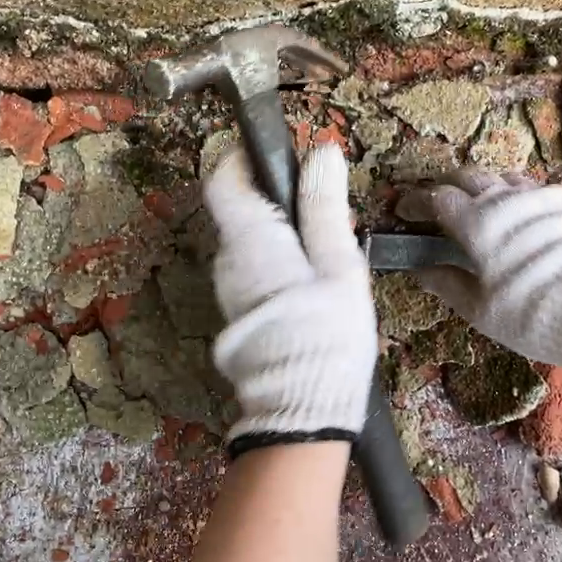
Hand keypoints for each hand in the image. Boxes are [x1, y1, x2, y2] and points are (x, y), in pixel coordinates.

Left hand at [204, 144, 377, 451]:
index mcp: (248, 239)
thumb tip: (322, 152)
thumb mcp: (337, 263)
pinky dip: (280, 261)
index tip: (280, 156)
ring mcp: (228, 288)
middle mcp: (227, 259)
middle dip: (280, 200)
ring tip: (331, 254)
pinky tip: (316, 284)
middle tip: (329, 213)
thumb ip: (325, 207)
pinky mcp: (238, 311)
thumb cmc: (325, 330)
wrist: (301, 409)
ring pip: (252, 240)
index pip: (223, 179)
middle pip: (243, 209)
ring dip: (285, 234)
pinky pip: (255, 268)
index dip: (245, 157)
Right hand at [414, 171, 561, 401]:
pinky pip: (540, 191)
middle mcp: (507, 198)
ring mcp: (545, 196)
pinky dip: (523, 199)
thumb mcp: (480, 310)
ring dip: (488, 188)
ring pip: (506, 179)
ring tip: (485, 208)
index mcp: (476, 221)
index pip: (436, 198)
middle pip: (470, 176)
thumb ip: (447, 284)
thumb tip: (421, 270)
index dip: (416, 201)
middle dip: (449, 186)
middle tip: (441, 204)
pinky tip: (529, 220)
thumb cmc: (533, 313)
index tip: (405, 210)